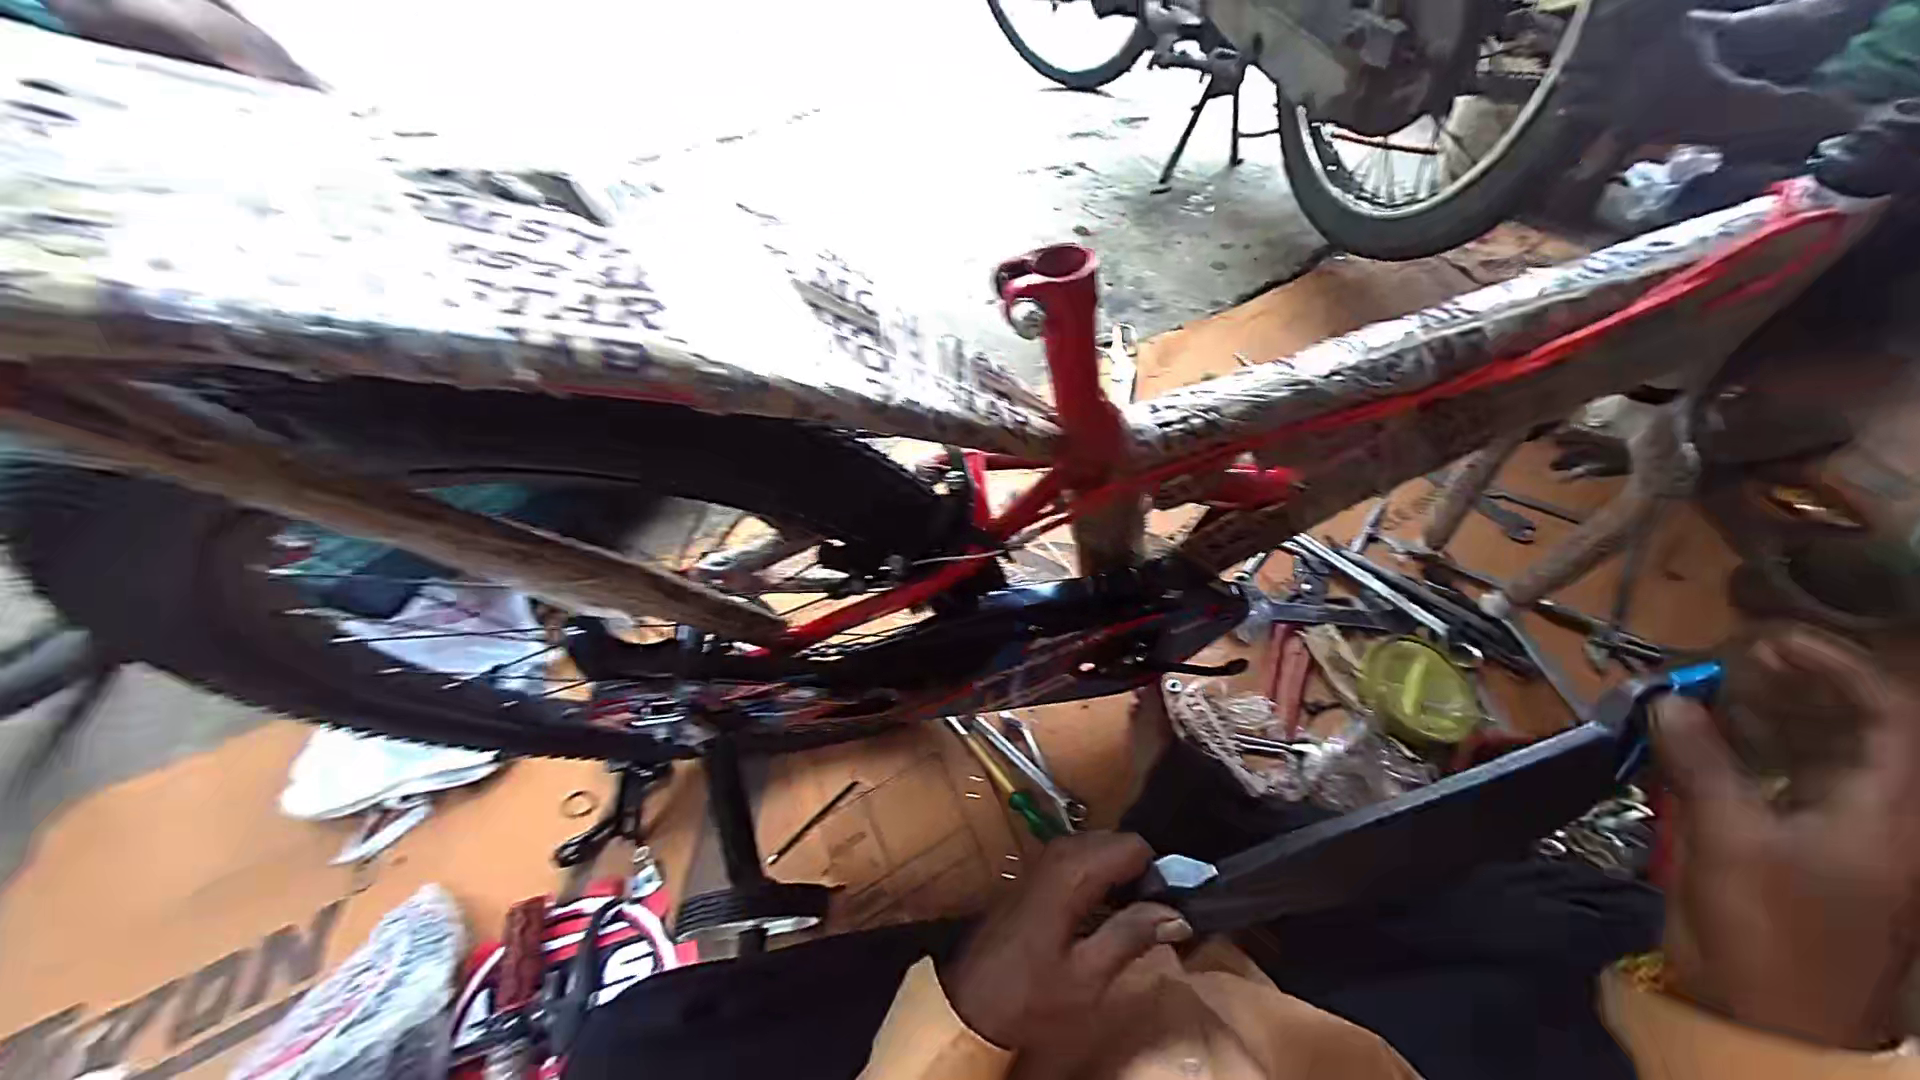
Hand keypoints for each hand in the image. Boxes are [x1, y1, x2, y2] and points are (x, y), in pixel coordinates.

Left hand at [941, 832, 1192, 1050]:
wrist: (968, 1002)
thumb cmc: (1028, 995)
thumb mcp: (1087, 978)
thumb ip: (1130, 936)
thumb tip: (1176, 913)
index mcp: (1072, 871)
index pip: (1133, 845)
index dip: (1155, 873)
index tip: (1165, 908)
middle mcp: (1056, 852)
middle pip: (1115, 842)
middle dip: (1138, 873)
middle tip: (1149, 919)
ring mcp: (1042, 859)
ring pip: (1098, 848)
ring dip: (1118, 876)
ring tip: (1127, 922)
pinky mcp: (1034, 873)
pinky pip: (1079, 859)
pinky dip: (1098, 878)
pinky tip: (1100, 917)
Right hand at [1655, 629, 1919, 1048]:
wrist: (1765, 1001)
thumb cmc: (1772, 922)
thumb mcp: (1734, 839)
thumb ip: (1702, 764)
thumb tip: (1668, 700)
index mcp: (1882, 810)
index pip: (1886, 721)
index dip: (1839, 672)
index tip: (1770, 642)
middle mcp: (1859, 806)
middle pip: (1842, 728)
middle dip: (1789, 685)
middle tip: (1726, 656)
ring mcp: (1812, 821)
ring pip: (1793, 748)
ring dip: (1747, 711)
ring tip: (1695, 683)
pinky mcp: (1767, 834)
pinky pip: (1751, 772)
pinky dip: (1718, 743)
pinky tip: (1682, 727)